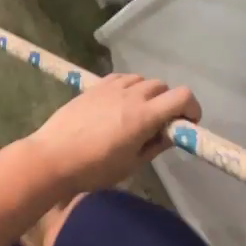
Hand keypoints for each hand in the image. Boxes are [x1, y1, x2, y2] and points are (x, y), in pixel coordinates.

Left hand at [23, 73, 200, 193]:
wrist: (53, 157)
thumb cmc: (94, 168)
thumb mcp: (131, 164)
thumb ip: (155, 145)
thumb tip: (171, 133)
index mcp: (144, 116)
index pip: (182, 96)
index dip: (192, 108)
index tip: (187, 124)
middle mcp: (131, 95)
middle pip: (163, 86)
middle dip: (168, 103)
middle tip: (160, 125)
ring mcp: (111, 87)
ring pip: (142, 80)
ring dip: (148, 94)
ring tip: (138, 114)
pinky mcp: (95, 85)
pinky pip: (122, 78)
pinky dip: (129, 87)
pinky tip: (120, 103)